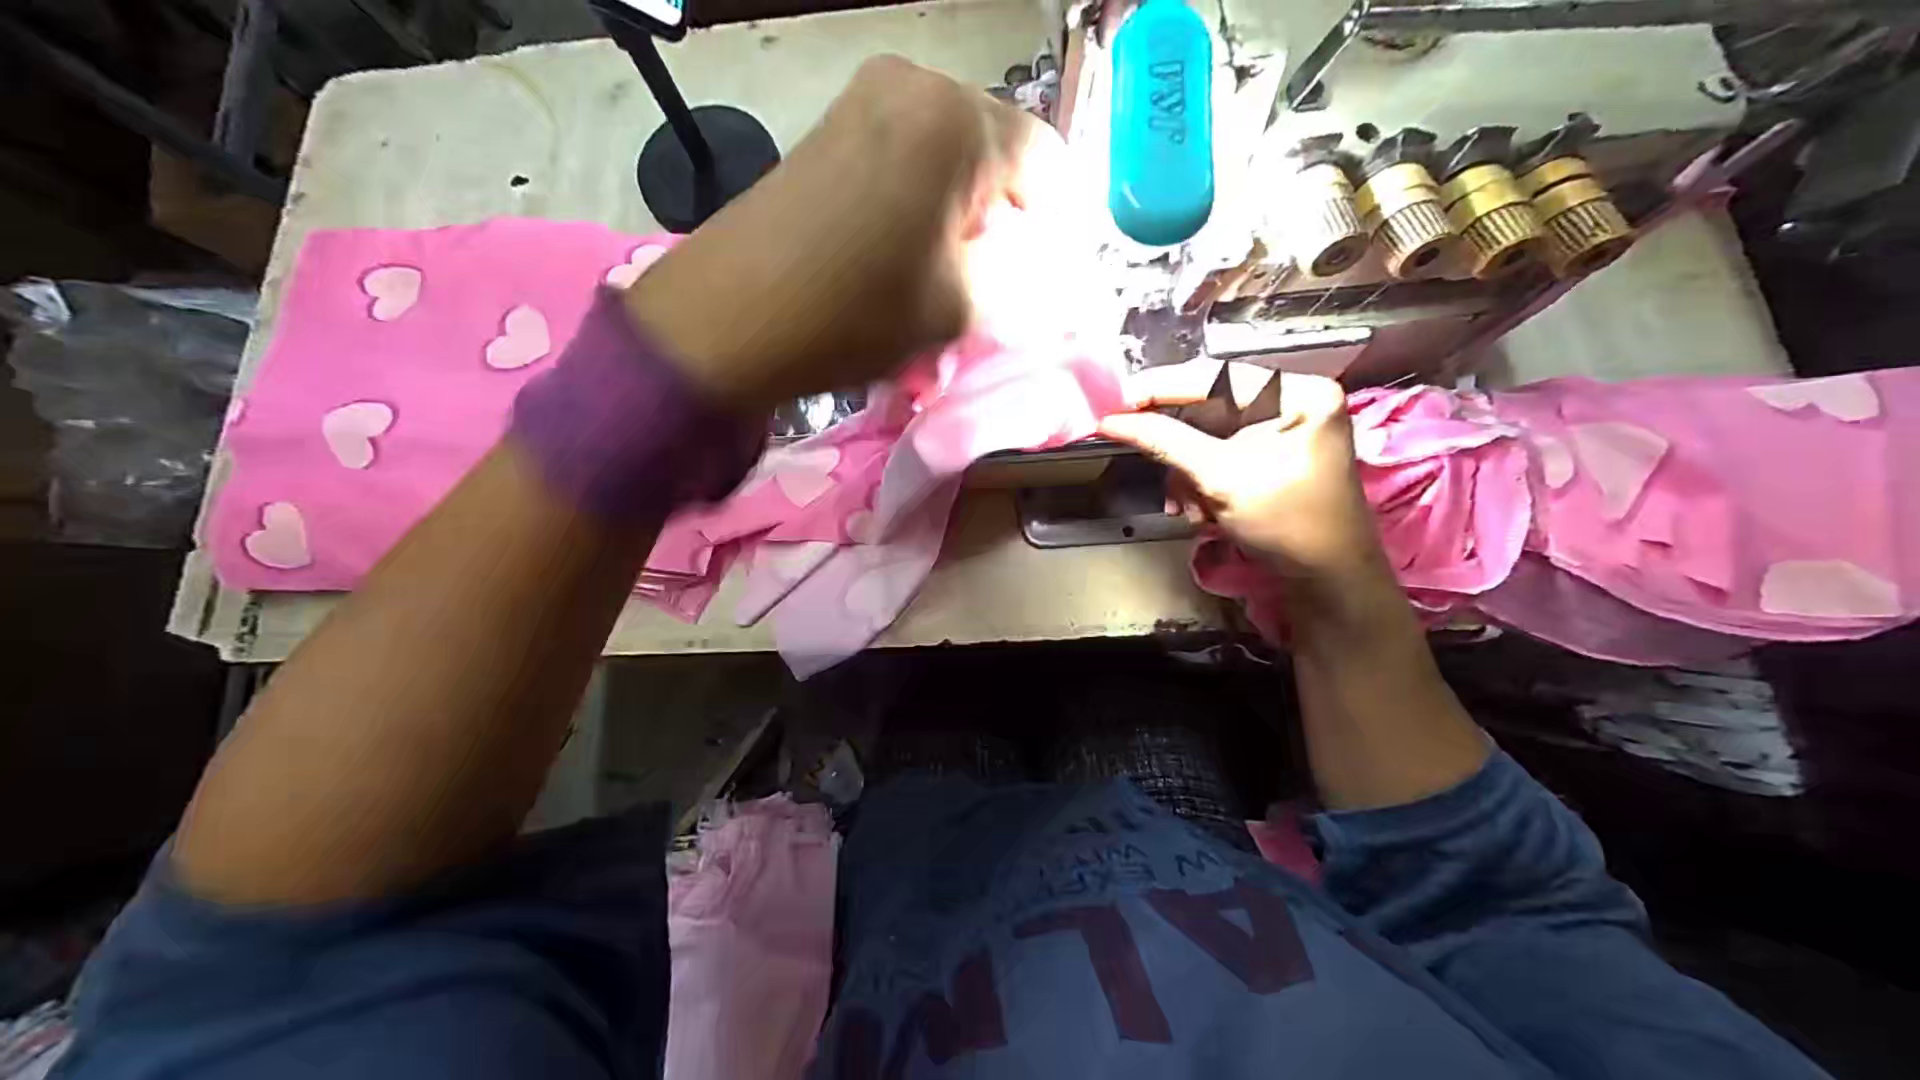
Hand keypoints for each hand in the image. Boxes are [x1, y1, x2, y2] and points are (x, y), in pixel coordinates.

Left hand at [625, 56, 1065, 410]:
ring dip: (969, 214)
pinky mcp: (834, 127)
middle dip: (1012, 220)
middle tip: (1007, 285)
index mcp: (957, 119)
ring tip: (957, 276)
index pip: (1048, 164)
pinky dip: (928, 203)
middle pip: (1000, 153)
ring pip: (954, 157)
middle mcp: (916, 83)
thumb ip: (1023, 280)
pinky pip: (909, 157)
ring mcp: (866, 98)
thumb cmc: (853, 313)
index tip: (1054, 280)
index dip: (1060, 229)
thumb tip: (1050, 269)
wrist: (727, 319)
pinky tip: (915, 252)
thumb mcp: (959, 307)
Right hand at [1097, 362, 1393, 595]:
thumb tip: (1114, 421)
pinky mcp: (1269, 456)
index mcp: (1298, 393)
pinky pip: (1217, 456)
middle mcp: (1292, 402)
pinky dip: (1200, 483)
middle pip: (1208, 409)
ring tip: (1190, 507)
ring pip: (1206, 438)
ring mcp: (1281, 431)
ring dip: (1187, 475)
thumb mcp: (1221, 478)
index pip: (1215, 377)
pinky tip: (1202, 511)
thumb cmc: (1290, 524)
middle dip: (1178, 448)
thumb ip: (1166, 442)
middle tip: (1148, 461)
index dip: (1161, 389)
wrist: (1328, 579)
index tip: (1118, 402)